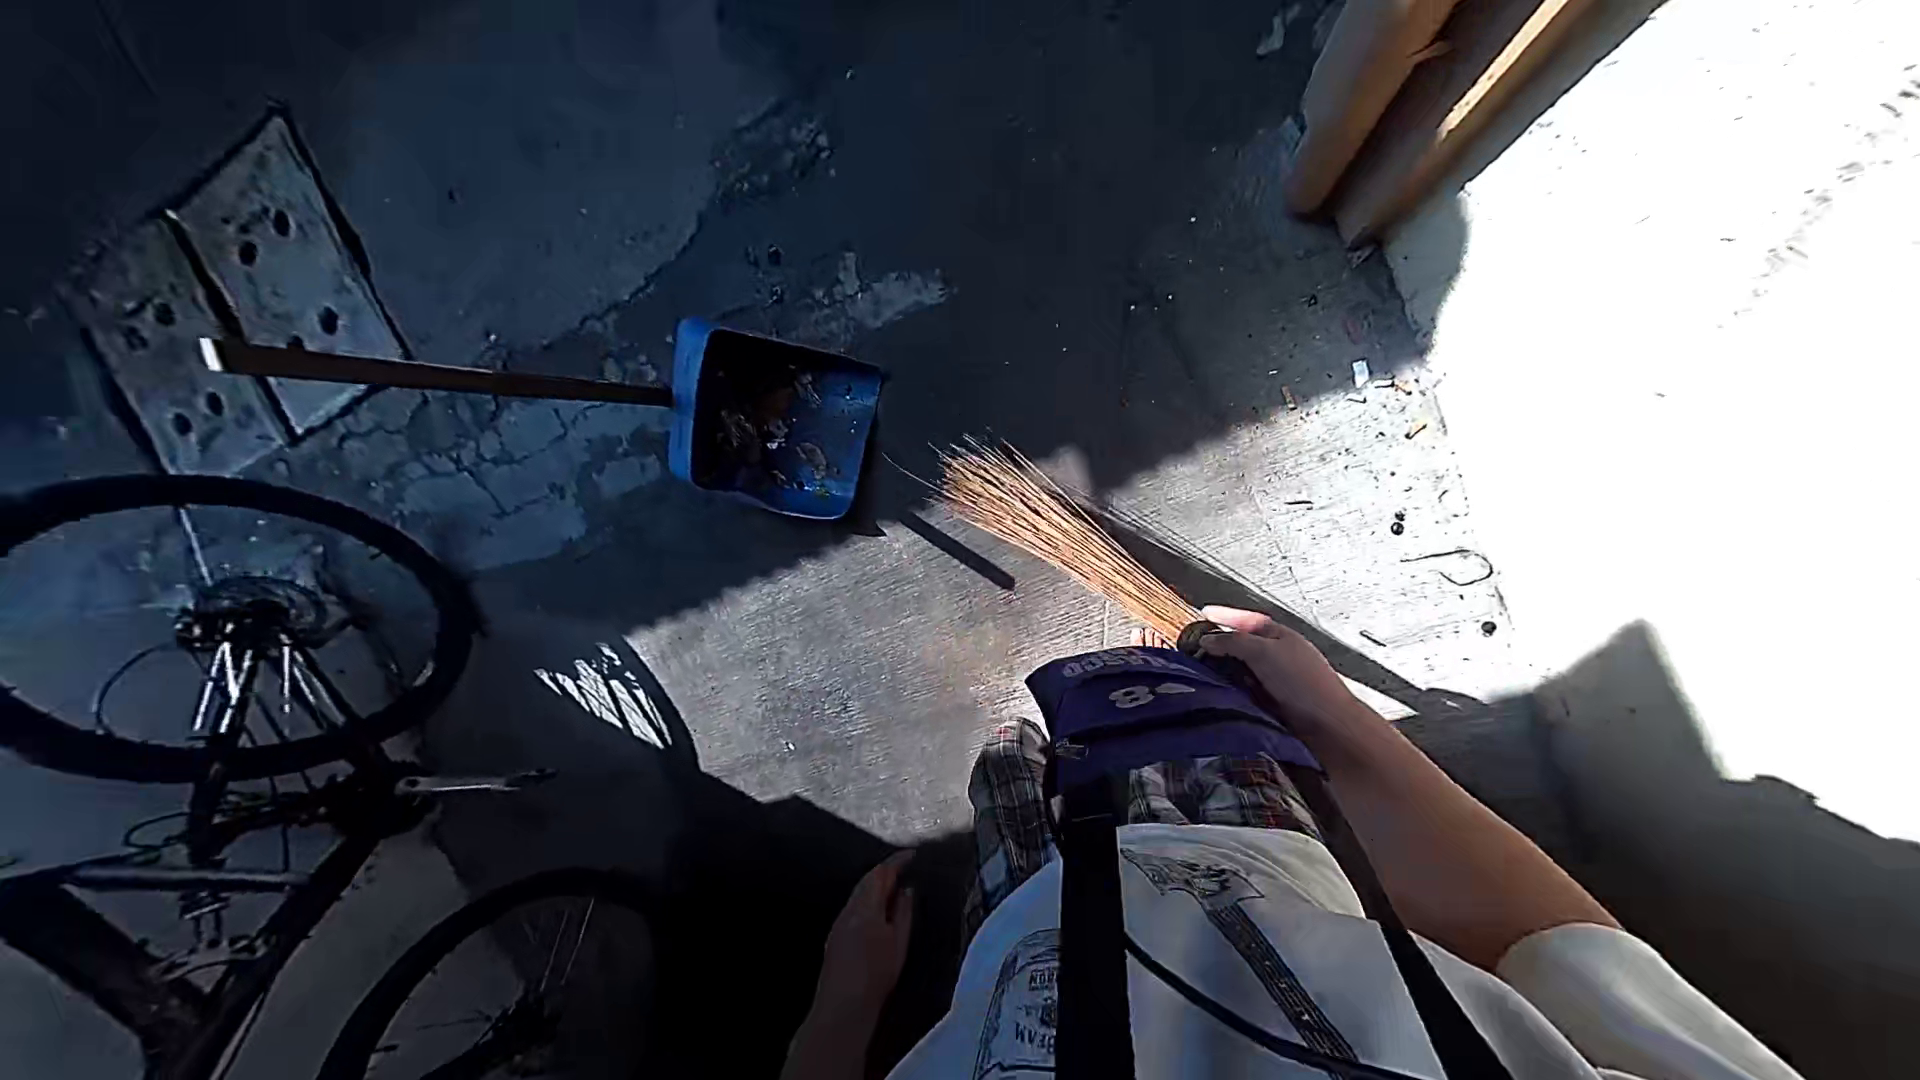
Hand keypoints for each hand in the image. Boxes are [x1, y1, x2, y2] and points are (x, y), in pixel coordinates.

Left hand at [810, 850, 915, 1027]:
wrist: (842, 1008)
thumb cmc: (876, 975)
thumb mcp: (899, 943)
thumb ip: (904, 912)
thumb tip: (907, 889)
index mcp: (866, 906)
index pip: (881, 872)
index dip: (898, 860)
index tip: (913, 854)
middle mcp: (849, 908)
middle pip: (867, 879)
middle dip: (886, 870)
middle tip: (905, 867)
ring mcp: (839, 922)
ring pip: (859, 892)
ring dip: (876, 885)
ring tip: (895, 886)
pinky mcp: (835, 935)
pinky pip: (853, 905)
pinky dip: (867, 899)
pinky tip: (877, 909)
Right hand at [1193, 605, 1375, 738]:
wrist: (1327, 726)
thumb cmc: (1306, 684)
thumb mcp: (1262, 651)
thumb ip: (1232, 641)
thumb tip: (1208, 639)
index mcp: (1281, 636)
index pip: (1247, 619)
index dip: (1225, 615)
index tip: (1205, 613)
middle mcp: (1279, 656)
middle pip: (1242, 645)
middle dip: (1220, 646)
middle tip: (1198, 648)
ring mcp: (1276, 680)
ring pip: (1241, 669)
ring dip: (1225, 671)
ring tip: (1209, 673)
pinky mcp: (1273, 702)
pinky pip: (1244, 691)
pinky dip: (1232, 690)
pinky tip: (1226, 694)